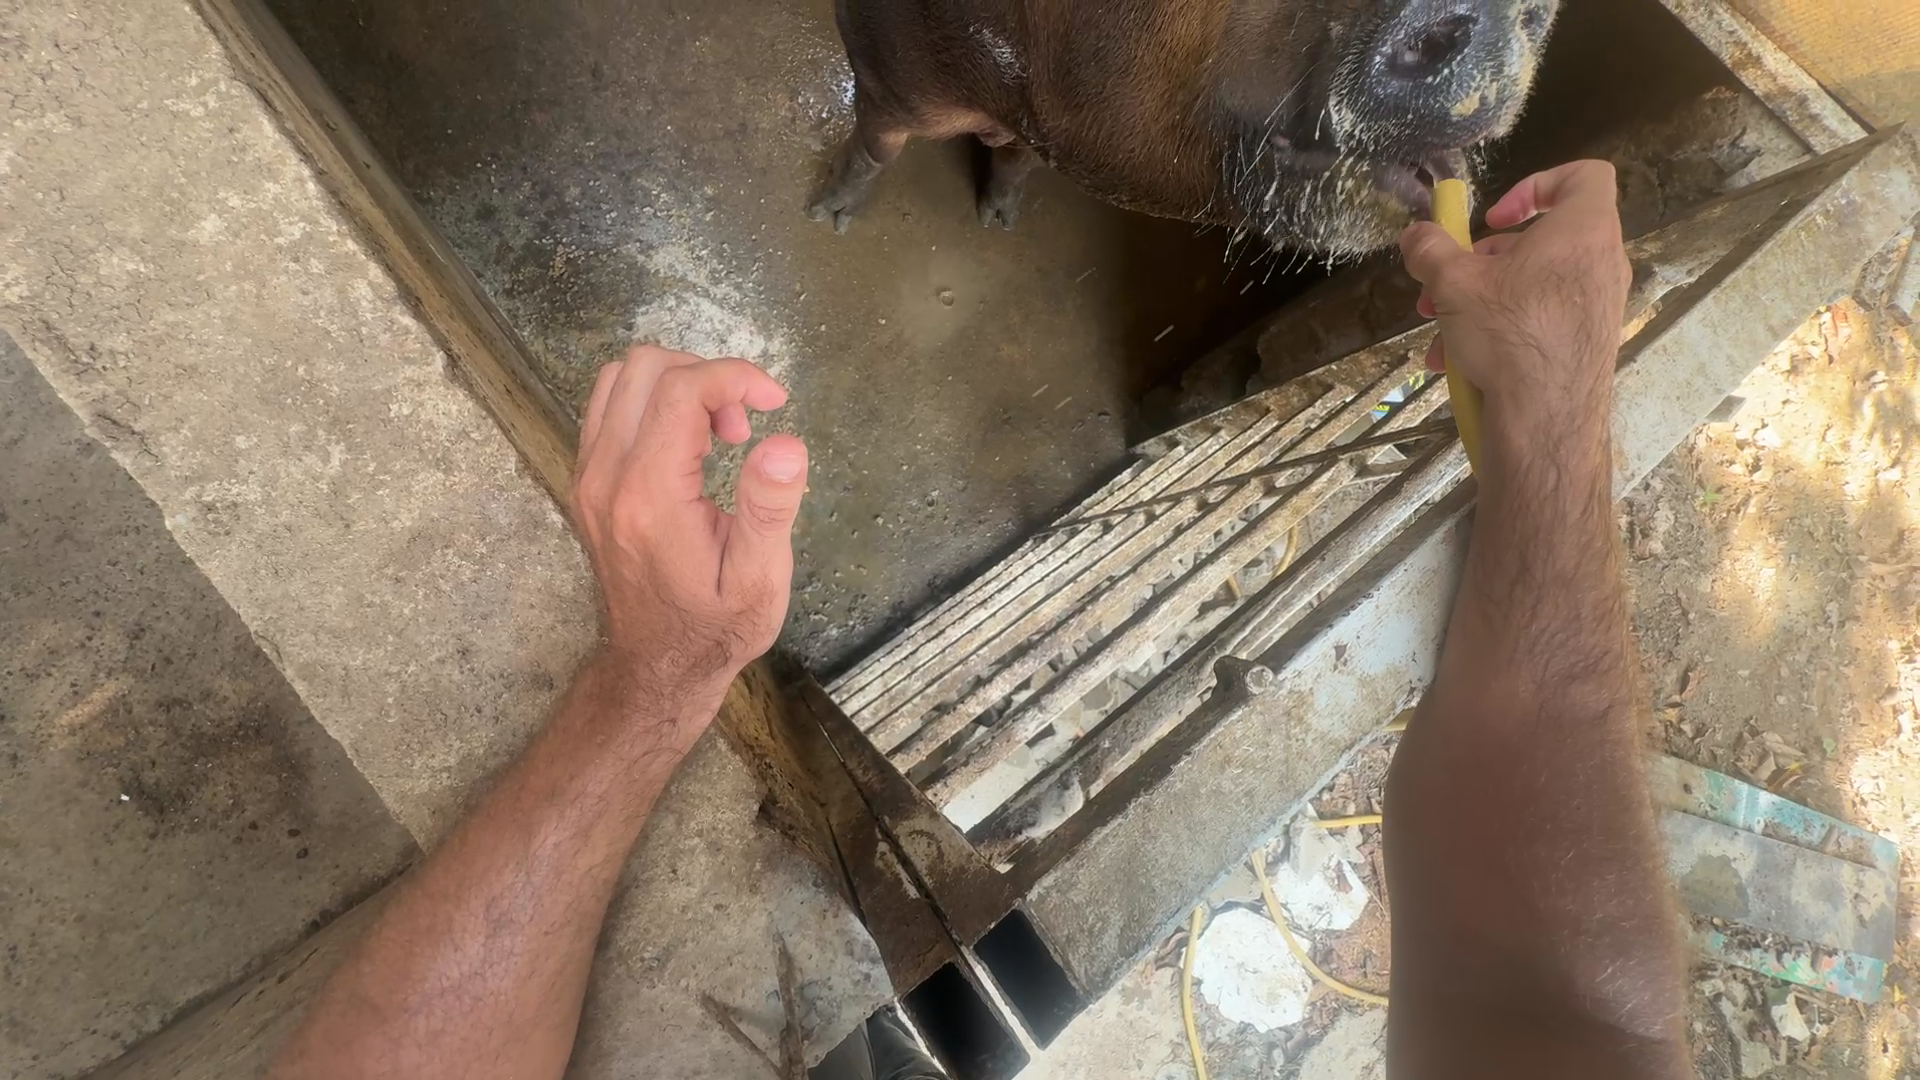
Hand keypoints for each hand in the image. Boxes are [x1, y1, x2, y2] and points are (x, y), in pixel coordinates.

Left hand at [569, 346, 808, 735]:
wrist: (658, 666)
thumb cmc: (717, 627)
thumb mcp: (759, 578)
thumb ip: (769, 508)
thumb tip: (786, 442)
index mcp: (650, 495)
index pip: (680, 389)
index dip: (734, 376)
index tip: (776, 399)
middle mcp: (605, 476)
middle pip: (642, 368)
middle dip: (707, 377)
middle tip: (746, 426)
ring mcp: (588, 477)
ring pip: (618, 381)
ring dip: (679, 386)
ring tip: (721, 434)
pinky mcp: (588, 483)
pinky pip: (610, 410)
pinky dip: (656, 404)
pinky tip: (691, 446)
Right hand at [1401, 160, 1630, 453]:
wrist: (1546, 410)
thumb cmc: (1507, 331)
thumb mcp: (1452, 284)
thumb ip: (1430, 252)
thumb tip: (1415, 232)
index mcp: (1581, 230)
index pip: (1581, 176)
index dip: (1532, 187)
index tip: (1490, 220)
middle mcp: (1599, 261)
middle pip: (1536, 244)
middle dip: (1478, 265)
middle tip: (1440, 290)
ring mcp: (1596, 304)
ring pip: (1527, 289)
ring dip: (1475, 306)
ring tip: (1440, 337)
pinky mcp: (1584, 341)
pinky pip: (1535, 322)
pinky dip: (1496, 333)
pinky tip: (1459, 364)